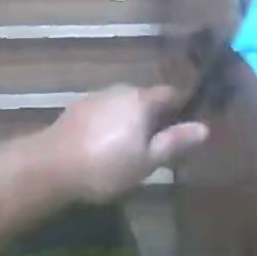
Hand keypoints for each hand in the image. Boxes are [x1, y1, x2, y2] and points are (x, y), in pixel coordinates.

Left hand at [41, 85, 209, 201]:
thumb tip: (204, 128)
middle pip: (147, 99)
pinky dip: (111, 124)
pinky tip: (105, 146)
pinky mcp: (79, 108)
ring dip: (131, 121)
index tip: (186, 126)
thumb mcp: (146, 161)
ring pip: (124, 105)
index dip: (182, 108)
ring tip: (130, 149)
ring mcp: (98, 96)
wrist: (52, 165)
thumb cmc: (106, 166)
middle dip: (155, 117)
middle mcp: (121, 89)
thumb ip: (174, 142)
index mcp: (142, 99)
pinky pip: (105, 111)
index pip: (171, 94)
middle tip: (158, 146)